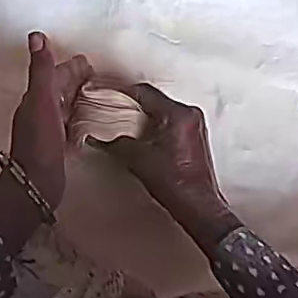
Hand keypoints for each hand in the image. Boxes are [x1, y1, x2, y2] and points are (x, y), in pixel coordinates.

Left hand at [6, 32, 91, 210]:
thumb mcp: (41, 101)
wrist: (36, 184)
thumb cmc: (39, 144)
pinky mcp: (58, 146)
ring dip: (79, 98)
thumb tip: (36, 37)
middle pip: (60, 89)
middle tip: (95, 75)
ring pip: (66, 106)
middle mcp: (41, 112)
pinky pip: (71, 126)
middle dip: (76, 80)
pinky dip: (80, 119)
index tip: (87, 62)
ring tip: (96, 95)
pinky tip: (88, 122)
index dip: (70, 67)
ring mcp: (49, 130)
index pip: (55, 75)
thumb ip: (41, 70)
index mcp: (36, 98)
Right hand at [97, 84, 240, 252]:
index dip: (121, 91)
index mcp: (178, 115)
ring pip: (161, 109)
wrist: (197, 205)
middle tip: (110, 105)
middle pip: (153, 98)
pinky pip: (169, 119)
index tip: (106, 91)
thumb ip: (116, 144)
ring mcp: (194, 124)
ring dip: (141, 113)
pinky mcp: (194, 135)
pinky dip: (153, 122)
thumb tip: (99, 139)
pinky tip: (139, 133)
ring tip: (121, 119)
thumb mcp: (138, 160)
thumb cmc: (177, 186)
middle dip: (130, 102)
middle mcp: (190, 115)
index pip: (144, 92)